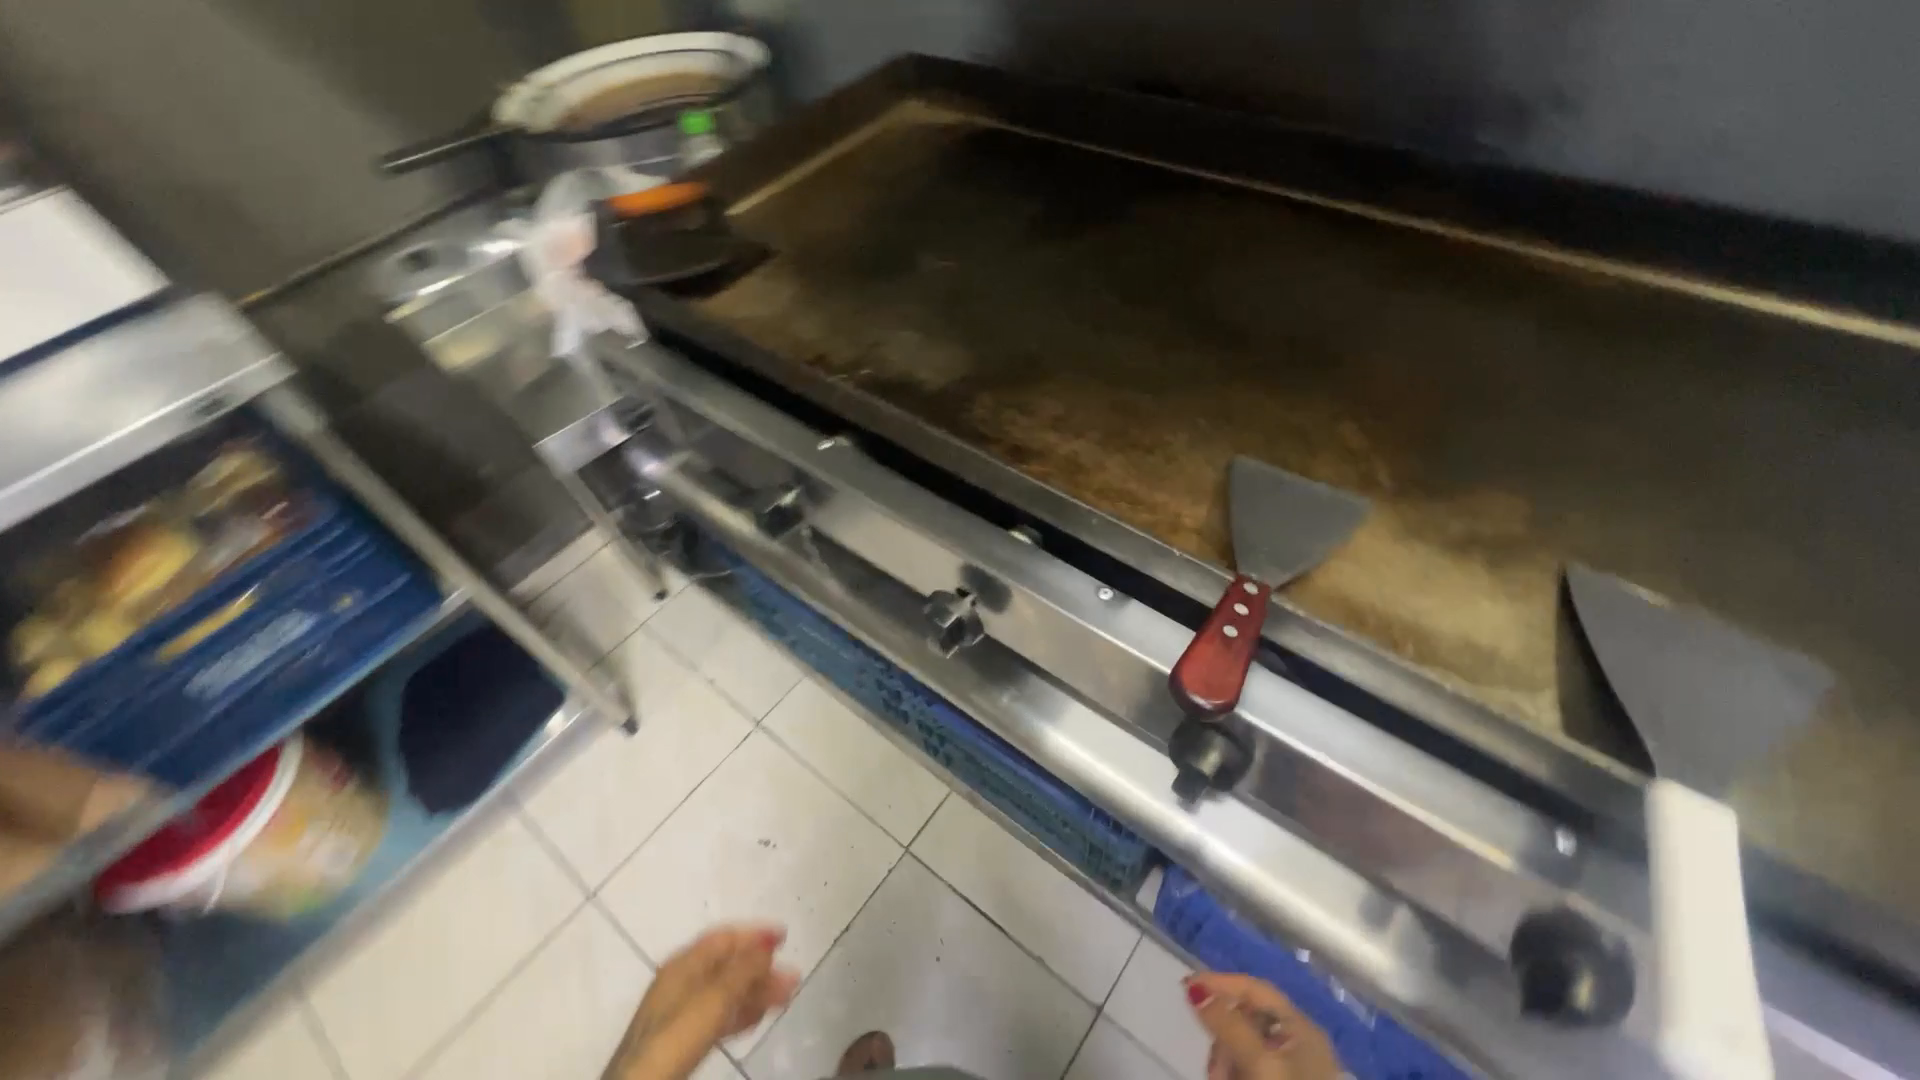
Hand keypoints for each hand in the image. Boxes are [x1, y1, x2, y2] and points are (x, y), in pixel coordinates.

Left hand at [604, 924, 801, 1079]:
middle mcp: (682, 981)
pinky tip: (757, 1019)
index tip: (784, 938)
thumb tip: (767, 944)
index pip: (724, 938)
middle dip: (761, 967)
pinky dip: (741, 1012)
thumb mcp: (713, 999)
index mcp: (684, 964)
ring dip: (756, 991)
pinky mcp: (683, 1037)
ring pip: (726, 992)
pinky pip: (719, 1015)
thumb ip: (742, 971)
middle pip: (727, 965)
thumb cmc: (675, 1038)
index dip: (754, 934)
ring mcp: (681, 1011)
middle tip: (792, 977)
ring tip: (784, 998)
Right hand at [1185, 973, 1342, 1079]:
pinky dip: (1234, 1074)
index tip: (1185, 988)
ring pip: (1245, 1049)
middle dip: (1223, 1038)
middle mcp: (1299, 1044)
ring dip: (1226, 1063)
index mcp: (1301, 1029)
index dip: (1220, 983)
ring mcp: (1293, 1071)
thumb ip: (1228, 1024)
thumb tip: (1194, 988)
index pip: (1254, 989)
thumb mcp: (1259, 1063)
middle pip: (1247, 1020)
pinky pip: (1249, 1070)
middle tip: (1215, 1070)